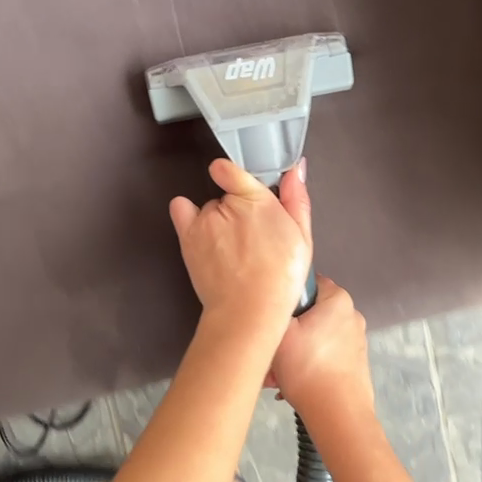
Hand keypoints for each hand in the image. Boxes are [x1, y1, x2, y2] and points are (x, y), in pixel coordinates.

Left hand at [169, 158, 310, 325]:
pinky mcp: (187, 236)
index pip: (231, 169)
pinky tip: (203, 234)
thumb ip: (296, 198)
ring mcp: (204, 221)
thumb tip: (295, 169)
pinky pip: (180, 210)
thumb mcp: (301, 236)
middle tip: (251, 236)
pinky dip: (188, 215)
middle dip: (237, 209)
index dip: (237, 178)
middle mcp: (226, 205)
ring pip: (208, 209)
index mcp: (256, 200)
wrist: (248, 312)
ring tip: (233, 250)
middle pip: (225, 195)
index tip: (243, 188)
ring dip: (217, 222)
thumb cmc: (279, 279)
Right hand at [269, 276, 371, 424]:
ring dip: (293, 354)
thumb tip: (269, 298)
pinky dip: (306, 366)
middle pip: (309, 315)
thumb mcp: (279, 331)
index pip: (308, 283)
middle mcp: (352, 316)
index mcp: (338, 299)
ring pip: (313, 339)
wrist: (337, 415)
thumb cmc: (307, 367)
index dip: (286, 296)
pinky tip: (290, 385)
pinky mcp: (355, 364)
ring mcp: (356, 341)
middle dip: (287, 334)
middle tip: (269, 354)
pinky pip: (323, 356)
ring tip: (275, 376)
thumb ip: (274, 307)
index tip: (271, 315)